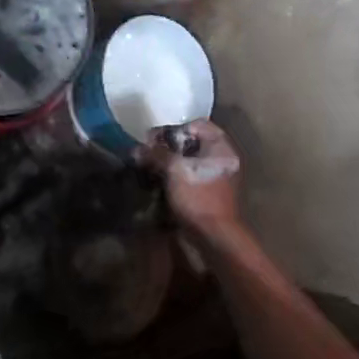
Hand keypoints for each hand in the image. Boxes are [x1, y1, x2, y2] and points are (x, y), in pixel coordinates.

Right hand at [138, 119, 242, 234]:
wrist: (213, 234)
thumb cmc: (197, 196)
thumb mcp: (174, 170)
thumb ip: (156, 154)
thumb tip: (137, 149)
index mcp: (220, 146)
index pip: (195, 124)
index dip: (172, 130)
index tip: (152, 142)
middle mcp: (222, 157)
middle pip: (191, 142)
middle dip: (167, 147)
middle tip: (147, 155)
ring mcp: (217, 175)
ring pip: (189, 159)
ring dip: (168, 162)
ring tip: (149, 168)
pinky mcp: (209, 190)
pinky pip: (189, 174)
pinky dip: (174, 175)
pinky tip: (159, 182)